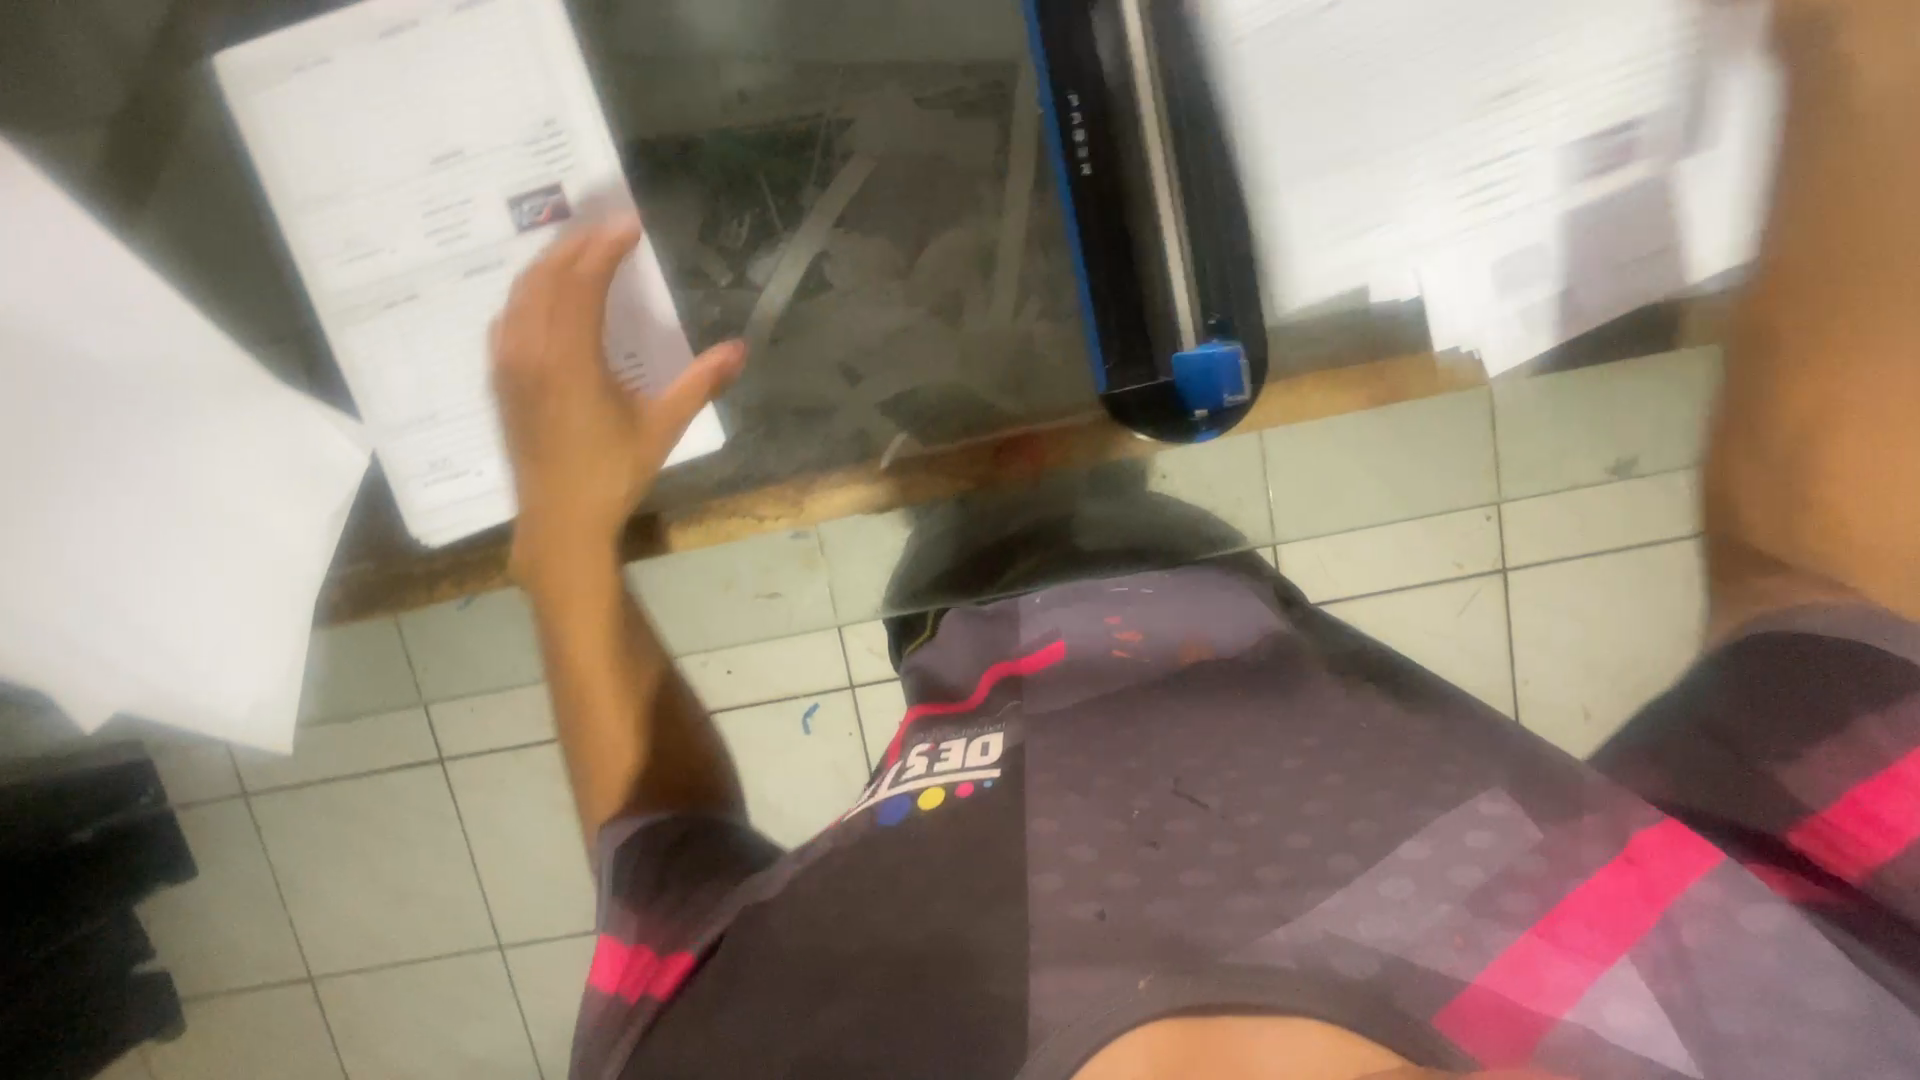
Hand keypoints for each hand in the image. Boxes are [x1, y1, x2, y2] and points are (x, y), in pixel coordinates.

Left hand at [491, 217, 745, 576]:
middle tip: (606, 227)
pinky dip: (527, 295)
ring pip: (521, 294)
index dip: (606, 248)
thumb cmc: (613, 475)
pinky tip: (542, 298)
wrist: (559, 520)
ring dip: (549, 264)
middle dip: (576, 245)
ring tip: (577, 250)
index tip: (629, 225)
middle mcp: (531, 351)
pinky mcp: (500, 380)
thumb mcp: (662, 428)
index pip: (583, 283)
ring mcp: (509, 365)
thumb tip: (739, 349)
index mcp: (571, 359)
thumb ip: (699, 384)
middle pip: (546, 277)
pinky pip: (507, 319)